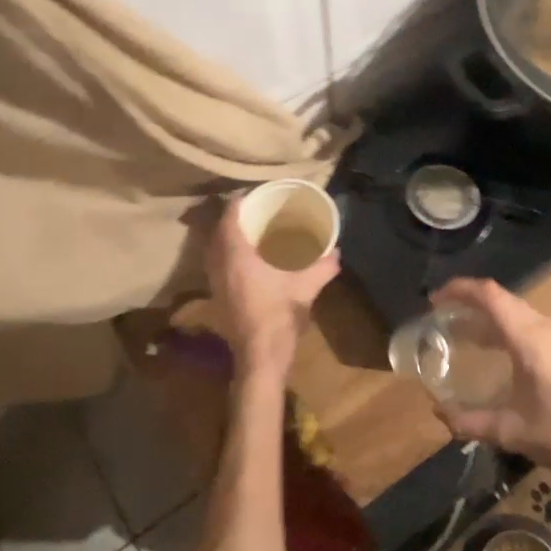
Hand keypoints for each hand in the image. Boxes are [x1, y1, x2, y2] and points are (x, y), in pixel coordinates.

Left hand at [206, 195, 339, 382]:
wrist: (260, 356)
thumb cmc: (280, 316)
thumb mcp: (306, 288)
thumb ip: (322, 267)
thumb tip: (337, 251)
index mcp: (237, 256)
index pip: (229, 218)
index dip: (238, 202)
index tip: (251, 194)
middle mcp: (219, 266)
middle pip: (217, 232)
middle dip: (232, 219)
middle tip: (252, 211)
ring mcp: (215, 283)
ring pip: (214, 251)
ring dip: (226, 239)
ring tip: (248, 233)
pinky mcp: (217, 298)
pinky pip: (217, 266)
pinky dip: (226, 256)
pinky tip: (245, 261)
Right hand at [429, 278, 550, 484]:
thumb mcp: (511, 432)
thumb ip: (470, 421)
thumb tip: (438, 412)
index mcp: (531, 339)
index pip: (491, 296)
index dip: (460, 290)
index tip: (435, 300)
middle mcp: (548, 327)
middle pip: (504, 299)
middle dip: (471, 302)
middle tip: (443, 318)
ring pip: (519, 312)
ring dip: (491, 316)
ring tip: (464, 334)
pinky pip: (533, 325)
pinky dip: (509, 328)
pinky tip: (497, 352)